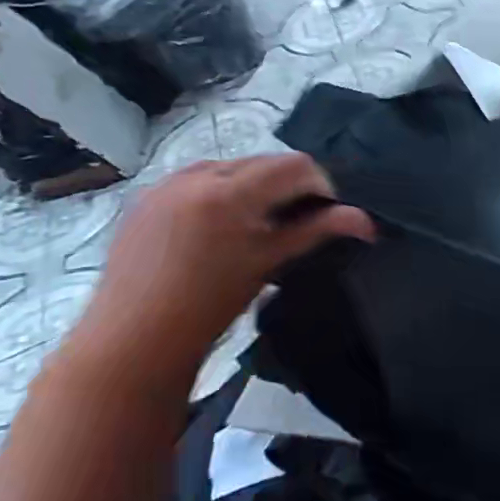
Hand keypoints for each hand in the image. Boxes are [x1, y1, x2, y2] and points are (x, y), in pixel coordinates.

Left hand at [77, 155, 373, 370]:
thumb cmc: (209, 305)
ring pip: (232, 167)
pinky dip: (219, 193)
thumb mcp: (269, 262)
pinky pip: (197, 179)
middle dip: (287, 186)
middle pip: (264, 162)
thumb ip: (317, 231)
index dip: (321, 185)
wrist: (133, 339)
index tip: (325, 215)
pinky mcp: (147, 195)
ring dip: (253, 188)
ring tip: (254, 227)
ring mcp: (167, 182)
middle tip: (293, 224)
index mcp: (230, 192)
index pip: (296, 165)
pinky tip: (217, 229)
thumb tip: (367, 221)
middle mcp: (197, 175)